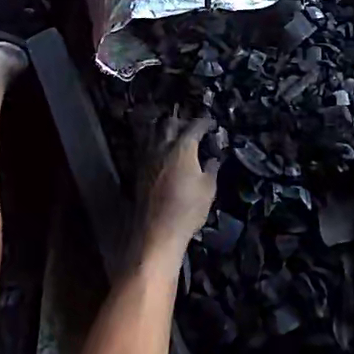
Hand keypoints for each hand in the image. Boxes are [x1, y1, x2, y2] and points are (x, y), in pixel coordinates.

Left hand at [139, 114, 219, 257]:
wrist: (157, 231)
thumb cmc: (187, 209)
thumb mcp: (208, 188)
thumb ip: (212, 168)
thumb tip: (214, 159)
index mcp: (182, 147)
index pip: (194, 126)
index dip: (205, 123)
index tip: (211, 125)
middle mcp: (162, 146)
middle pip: (170, 123)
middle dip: (182, 122)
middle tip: (192, 129)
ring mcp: (147, 157)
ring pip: (154, 133)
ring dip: (165, 131)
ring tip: (175, 138)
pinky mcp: (139, 170)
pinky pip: (147, 147)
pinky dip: (156, 144)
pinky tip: (163, 154)